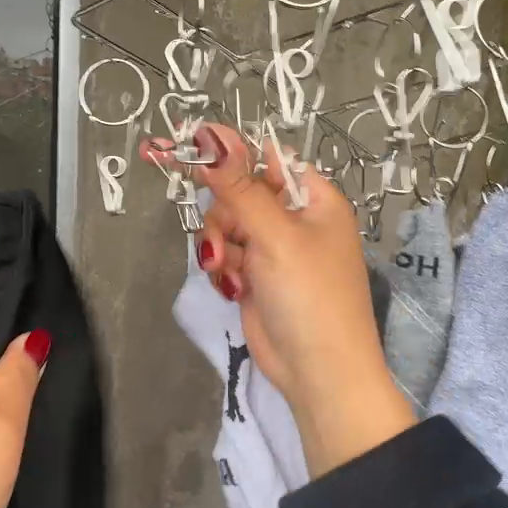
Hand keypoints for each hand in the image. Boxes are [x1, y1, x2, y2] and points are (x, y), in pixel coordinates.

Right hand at [144, 125, 414, 476]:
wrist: (318, 374)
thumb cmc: (309, 296)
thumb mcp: (274, 235)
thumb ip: (238, 185)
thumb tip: (209, 134)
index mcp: (314, 198)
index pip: (265, 158)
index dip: (228, 153)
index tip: (189, 146)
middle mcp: (295, 218)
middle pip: (238, 191)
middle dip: (223, 215)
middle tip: (223, 239)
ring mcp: (274, 249)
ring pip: (225, 224)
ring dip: (219, 245)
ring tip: (229, 272)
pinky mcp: (256, 276)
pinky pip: (225, 254)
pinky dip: (222, 268)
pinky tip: (232, 288)